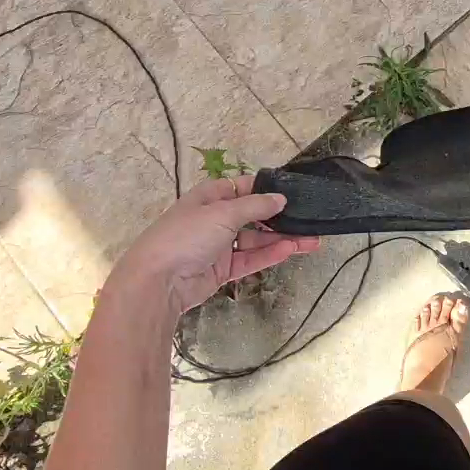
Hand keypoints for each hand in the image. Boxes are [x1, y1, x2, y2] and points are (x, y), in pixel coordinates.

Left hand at [108, 175, 319, 321]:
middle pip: (253, 215)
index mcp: (209, 197)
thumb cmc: (187, 236)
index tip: (293, 192)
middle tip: (309, 219)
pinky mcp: (222, 270)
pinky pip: (250, 258)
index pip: (242, 187)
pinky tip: (291, 250)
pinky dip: (269, 254)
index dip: (266, 189)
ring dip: (282, 239)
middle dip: (280, 218)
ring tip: (312, 240)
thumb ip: (255, 206)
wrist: (157, 282)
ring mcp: (218, 245)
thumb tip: (281, 198)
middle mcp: (214, 219)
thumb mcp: (222, 213)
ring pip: (256, 239)